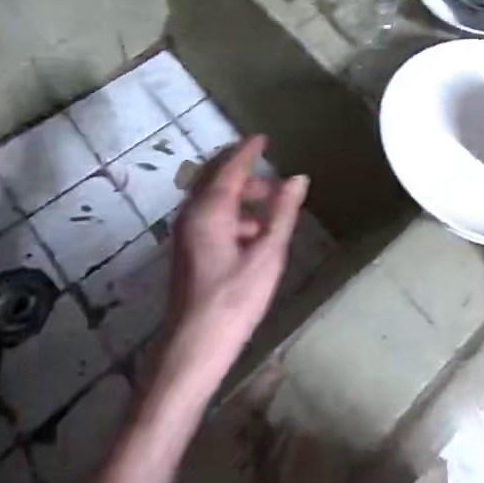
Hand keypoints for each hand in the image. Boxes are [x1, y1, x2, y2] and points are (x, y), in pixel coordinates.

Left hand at [157, 135, 308, 388]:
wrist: (193, 346)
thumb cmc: (234, 301)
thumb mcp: (268, 255)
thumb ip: (283, 213)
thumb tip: (298, 178)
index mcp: (210, 210)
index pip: (231, 167)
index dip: (249, 150)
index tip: (265, 137)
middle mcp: (192, 214)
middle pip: (216, 177)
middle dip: (243, 170)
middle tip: (271, 171)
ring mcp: (185, 232)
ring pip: (212, 198)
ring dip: (240, 195)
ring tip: (271, 207)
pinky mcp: (187, 249)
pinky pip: (209, 216)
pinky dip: (232, 214)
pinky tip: (254, 235)